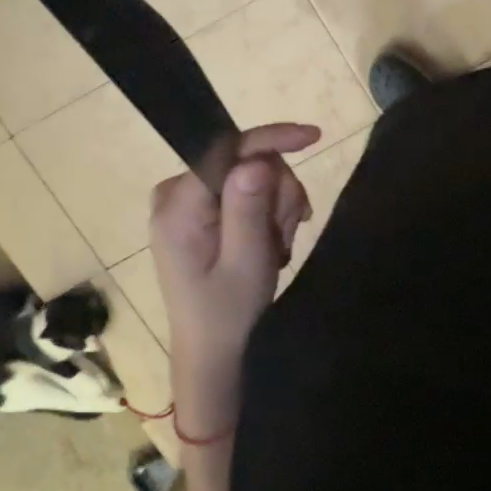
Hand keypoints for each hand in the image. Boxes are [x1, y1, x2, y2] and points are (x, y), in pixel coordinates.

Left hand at [148, 123, 319, 429]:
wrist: (216, 353)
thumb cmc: (230, 314)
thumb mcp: (246, 264)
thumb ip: (248, 210)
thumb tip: (255, 160)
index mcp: (178, 206)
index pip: (226, 149)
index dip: (270, 139)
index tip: (314, 137)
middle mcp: (177, 193)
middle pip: (247, 159)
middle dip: (277, 191)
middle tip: (284, 233)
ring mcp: (190, 200)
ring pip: (256, 172)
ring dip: (278, 205)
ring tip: (276, 245)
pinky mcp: (204, 209)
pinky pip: (251, 186)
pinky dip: (272, 210)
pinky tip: (272, 240)